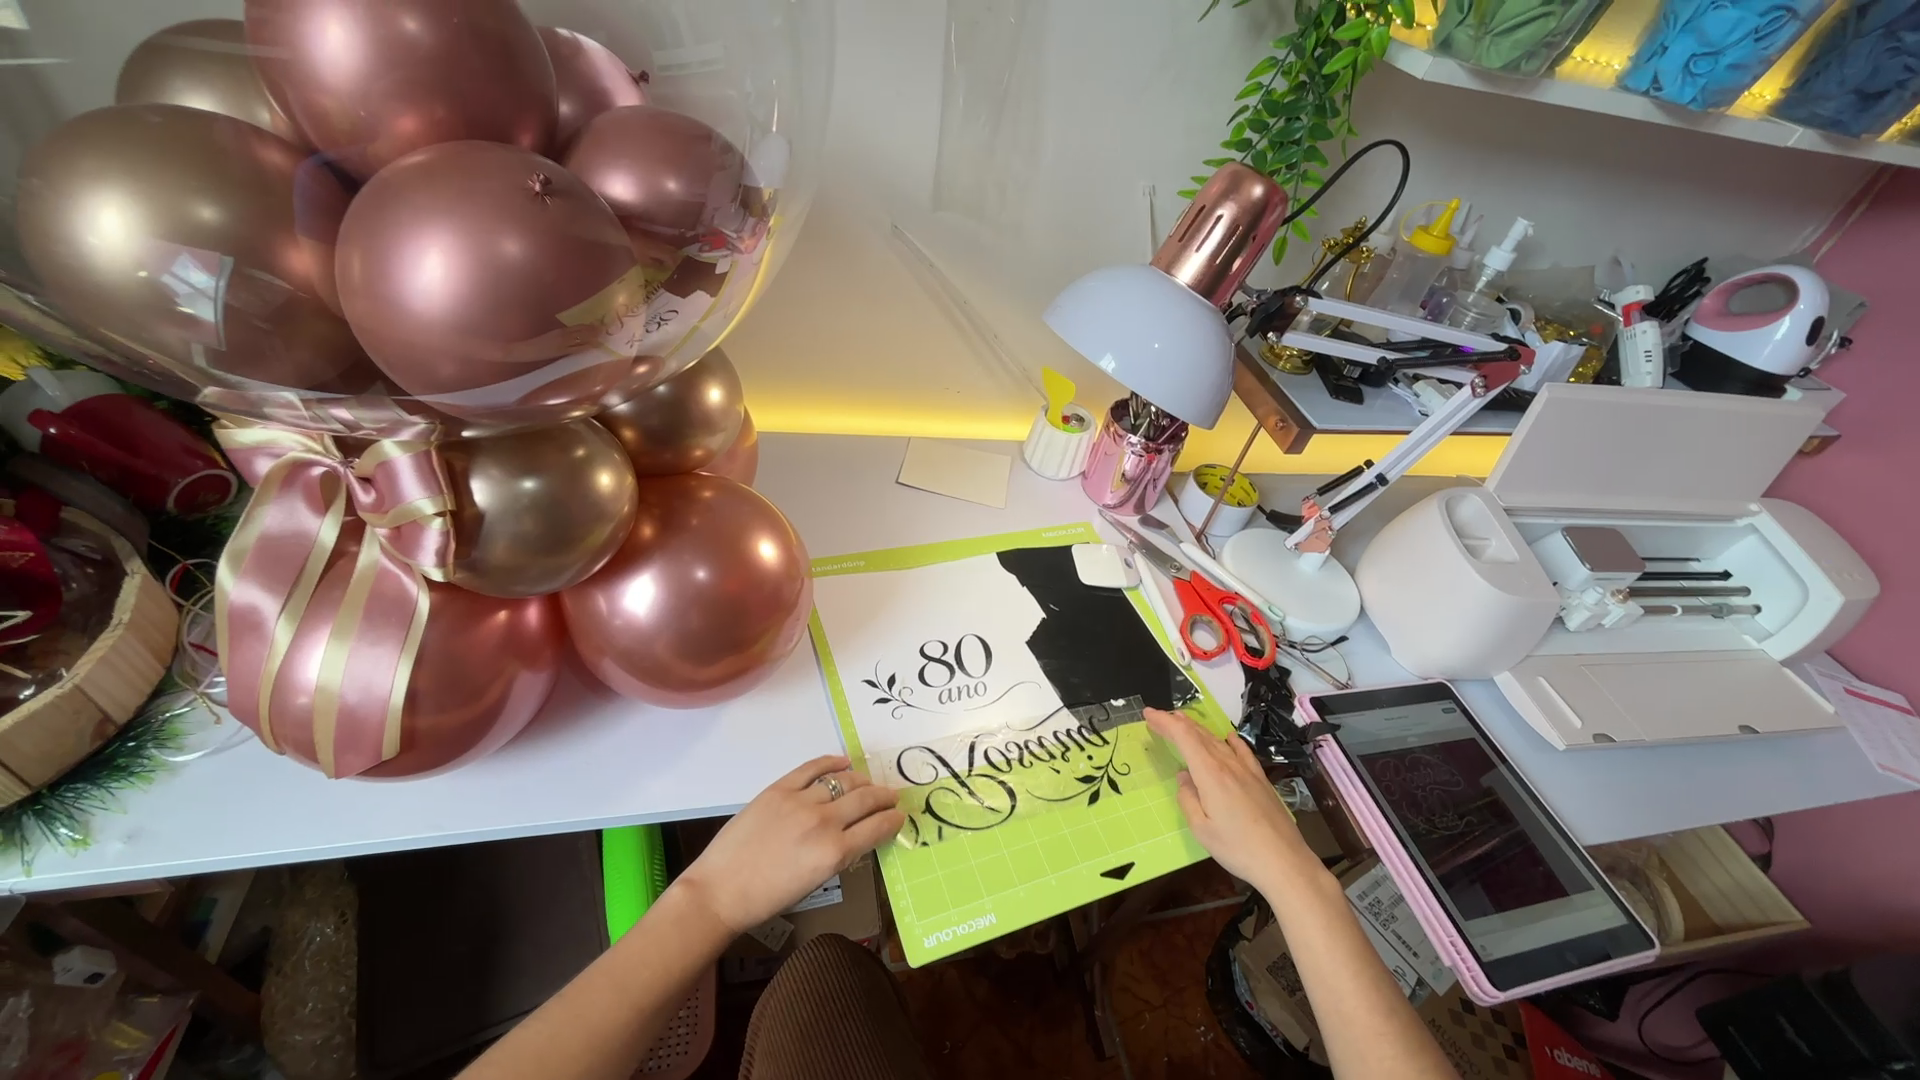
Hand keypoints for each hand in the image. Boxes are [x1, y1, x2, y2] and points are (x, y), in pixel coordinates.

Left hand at [675, 755, 903, 934]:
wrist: (720, 891)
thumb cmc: (767, 898)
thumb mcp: (814, 883)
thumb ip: (838, 855)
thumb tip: (855, 834)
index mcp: (834, 853)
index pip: (876, 828)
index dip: (893, 820)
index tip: (899, 816)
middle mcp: (823, 822)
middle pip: (865, 799)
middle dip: (884, 797)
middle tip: (892, 796)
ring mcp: (800, 802)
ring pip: (843, 781)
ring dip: (862, 781)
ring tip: (869, 782)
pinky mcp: (778, 789)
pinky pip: (812, 768)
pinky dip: (831, 762)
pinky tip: (843, 762)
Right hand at [1146, 708, 1318, 892]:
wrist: (1284, 861)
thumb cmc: (1238, 848)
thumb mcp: (1201, 829)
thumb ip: (1188, 799)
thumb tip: (1184, 778)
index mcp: (1210, 775)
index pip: (1184, 738)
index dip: (1165, 722)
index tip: (1148, 714)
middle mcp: (1228, 765)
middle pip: (1199, 735)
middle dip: (1176, 722)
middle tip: (1158, 716)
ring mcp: (1247, 771)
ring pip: (1218, 741)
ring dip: (1198, 728)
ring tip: (1183, 721)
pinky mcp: (1260, 780)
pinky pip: (1242, 751)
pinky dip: (1231, 740)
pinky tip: (1228, 737)